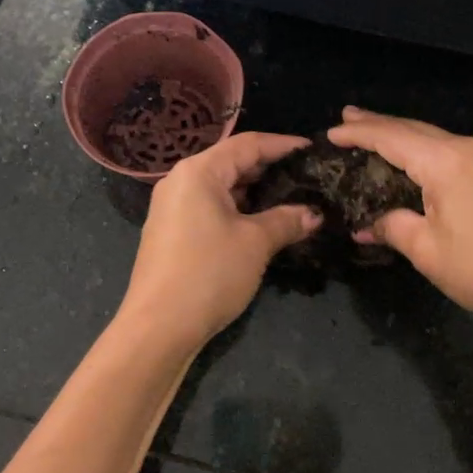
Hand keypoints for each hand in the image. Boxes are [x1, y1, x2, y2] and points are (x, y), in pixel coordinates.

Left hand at [117, 132, 318, 348]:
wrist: (158, 328)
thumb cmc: (208, 273)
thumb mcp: (255, 244)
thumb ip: (286, 220)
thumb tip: (314, 213)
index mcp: (199, 171)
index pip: (248, 144)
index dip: (283, 144)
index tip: (312, 149)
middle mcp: (181, 180)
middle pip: (232, 162)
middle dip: (270, 168)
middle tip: (306, 175)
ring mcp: (172, 207)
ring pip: (221, 187)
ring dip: (255, 192)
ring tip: (291, 198)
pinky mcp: (172, 232)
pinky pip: (210, 207)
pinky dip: (237, 209)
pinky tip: (262, 222)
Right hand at [328, 107, 472, 342]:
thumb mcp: (428, 252)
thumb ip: (392, 226)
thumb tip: (366, 223)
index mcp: (445, 161)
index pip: (391, 137)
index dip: (359, 134)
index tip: (329, 133)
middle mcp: (466, 147)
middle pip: (413, 129)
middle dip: (377, 125)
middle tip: (345, 120)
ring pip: (432, 138)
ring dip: (400, 136)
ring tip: (369, 131)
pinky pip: (449, 151)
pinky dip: (422, 150)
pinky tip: (410, 157)